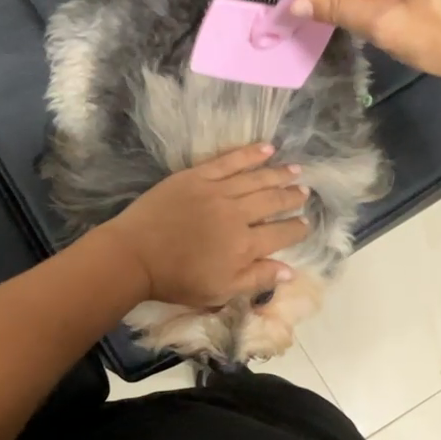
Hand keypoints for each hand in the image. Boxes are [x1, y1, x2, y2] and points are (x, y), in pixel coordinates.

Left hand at [95, 143, 310, 307]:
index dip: (297, 229)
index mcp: (245, 246)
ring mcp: (217, 191)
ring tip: (296, 170)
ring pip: (256, 178)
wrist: (134, 255)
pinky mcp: (196, 176)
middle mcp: (237, 214)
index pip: (281, 234)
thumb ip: (256, 279)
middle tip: (305, 192)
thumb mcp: (220, 291)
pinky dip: (250, 153)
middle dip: (292, 197)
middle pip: (272, 201)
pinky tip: (267, 148)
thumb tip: (290, 270)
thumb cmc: (175, 279)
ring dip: (279, 174)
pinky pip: (229, 161)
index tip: (306, 223)